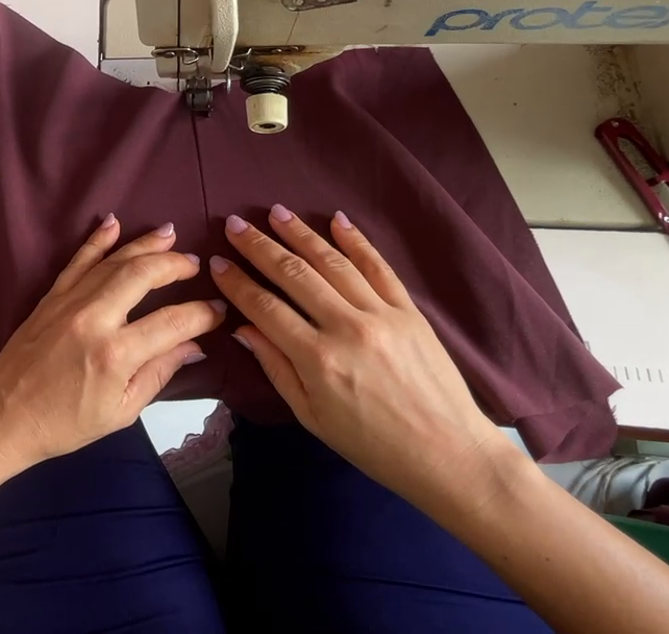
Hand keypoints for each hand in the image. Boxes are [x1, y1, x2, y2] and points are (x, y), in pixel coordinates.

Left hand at [0, 216, 226, 472]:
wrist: (4, 415)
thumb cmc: (65, 424)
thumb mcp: (121, 411)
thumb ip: (158, 373)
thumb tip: (194, 347)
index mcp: (116, 354)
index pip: (172, 322)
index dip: (202, 314)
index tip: (219, 309)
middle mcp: (94, 319)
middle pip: (142, 275)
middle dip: (174, 265)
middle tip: (195, 264)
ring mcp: (69, 302)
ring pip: (112, 261)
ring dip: (143, 244)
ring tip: (170, 233)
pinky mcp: (51, 296)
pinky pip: (78, 261)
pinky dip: (96, 240)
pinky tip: (114, 223)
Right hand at [211, 206, 518, 512]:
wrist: (451, 457)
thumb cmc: (373, 445)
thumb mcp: (311, 416)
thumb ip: (276, 368)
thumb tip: (243, 328)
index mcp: (317, 359)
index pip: (264, 307)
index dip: (237, 283)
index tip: (217, 263)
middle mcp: (347, 328)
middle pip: (294, 274)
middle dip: (259, 246)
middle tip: (234, 224)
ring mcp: (382, 315)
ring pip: (332, 262)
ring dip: (300, 234)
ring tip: (276, 212)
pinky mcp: (411, 312)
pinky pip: (379, 268)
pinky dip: (357, 241)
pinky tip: (336, 220)